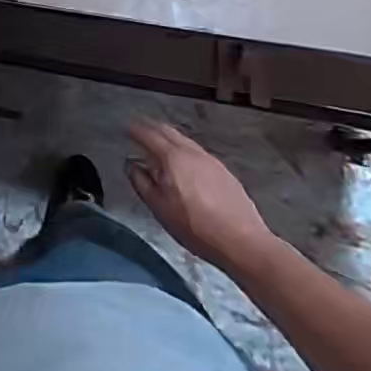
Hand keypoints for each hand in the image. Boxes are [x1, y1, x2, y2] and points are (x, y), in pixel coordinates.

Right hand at [127, 119, 281, 275]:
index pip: (149, 135)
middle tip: (141, 129)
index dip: (136, 130)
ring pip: (185, 141)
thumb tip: (131, 164)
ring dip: (169, 138)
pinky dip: (184, 149)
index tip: (127, 128)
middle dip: (152, 127)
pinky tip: (184, 162)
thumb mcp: (158, 207)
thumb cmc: (194, 226)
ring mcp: (212, 161)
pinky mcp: (225, 172)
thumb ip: (141, 182)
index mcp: (172, 158)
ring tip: (160, 144)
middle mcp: (192, 153)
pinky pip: (198, 152)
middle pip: (169, 132)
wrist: (243, 242)